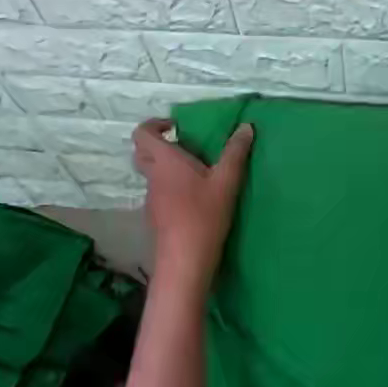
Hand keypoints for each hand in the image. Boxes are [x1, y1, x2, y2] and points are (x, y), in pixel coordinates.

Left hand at [133, 119, 253, 292]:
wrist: (184, 262)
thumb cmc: (203, 215)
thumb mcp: (227, 181)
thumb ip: (236, 152)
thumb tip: (245, 126)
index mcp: (165, 162)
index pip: (142, 134)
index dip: (155, 124)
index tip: (177, 126)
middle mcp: (153, 178)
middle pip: (143, 152)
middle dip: (160, 143)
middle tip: (186, 144)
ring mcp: (151, 199)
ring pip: (152, 174)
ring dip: (168, 166)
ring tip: (199, 171)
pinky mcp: (157, 216)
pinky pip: (160, 191)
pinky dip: (172, 186)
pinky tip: (196, 197)